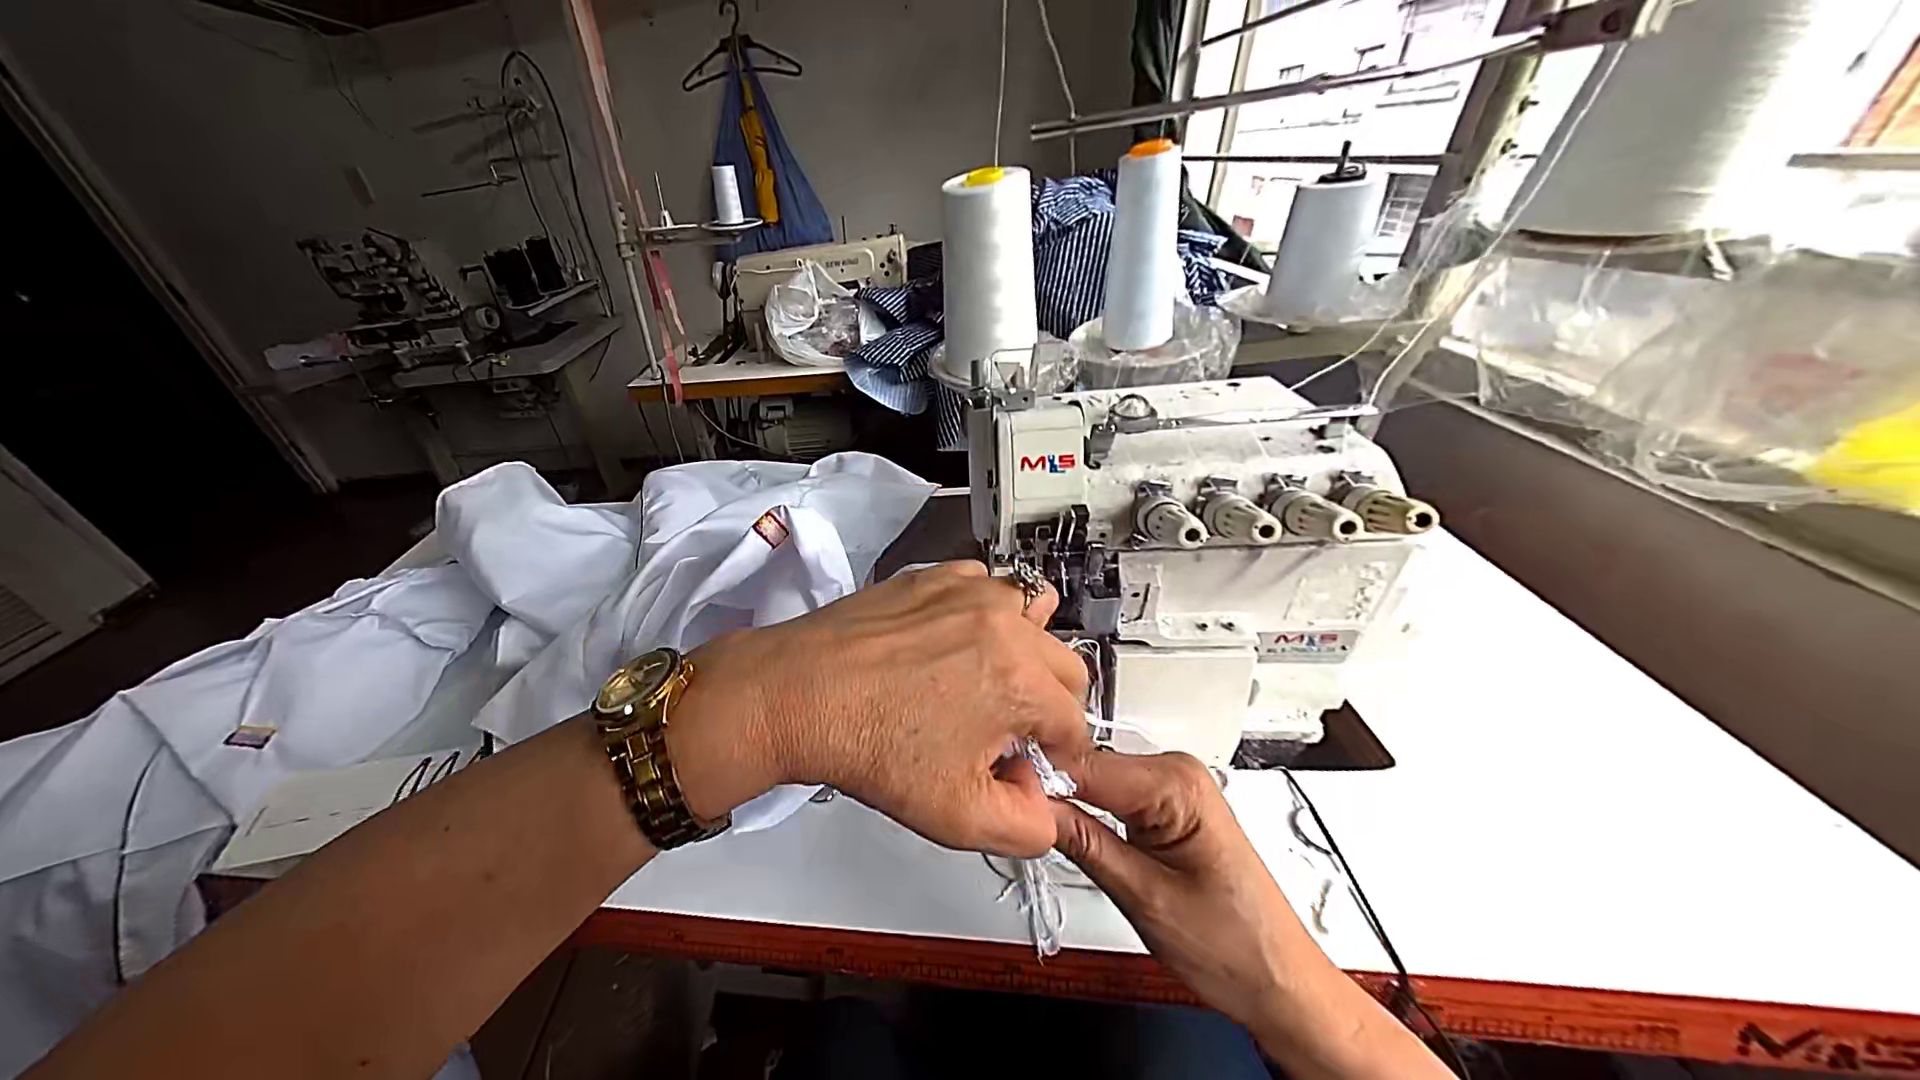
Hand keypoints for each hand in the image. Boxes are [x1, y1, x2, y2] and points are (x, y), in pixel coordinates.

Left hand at [668, 561, 1092, 856]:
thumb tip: (1046, 805)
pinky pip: (986, 589)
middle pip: (1066, 668)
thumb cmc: (870, 748)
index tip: (1029, 766)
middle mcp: (1007, 624)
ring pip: (1033, 618)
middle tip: (1005, 729)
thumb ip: (1027, 827)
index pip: (1075, 724)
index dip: (1057, 756)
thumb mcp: (958, 816)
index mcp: (1022, 681)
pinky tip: (950, 644)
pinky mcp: (938, 576)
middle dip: (1048, 705)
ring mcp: (971, 590)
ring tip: (984, 680)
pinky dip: (984, 615)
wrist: (797, 693)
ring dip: (1024, 652)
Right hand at [1051, 751, 1452, 1079]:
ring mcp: (1174, 785)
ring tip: (1036, 822)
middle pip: (1089, 764)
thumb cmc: (1239, 948)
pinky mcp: (1168, 803)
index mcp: (1179, 784)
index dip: (1037, 778)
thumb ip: (1083, 842)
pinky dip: (1087, 807)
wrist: (1282, 983)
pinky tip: (1068, 822)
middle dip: (1048, 787)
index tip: (1002, 792)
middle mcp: (1179, 772)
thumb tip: (1034, 807)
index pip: (1086, 764)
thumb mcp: (1143, 898)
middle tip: (1012, 813)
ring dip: (1065, 797)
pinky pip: (1113, 791)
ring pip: (1097, 777)